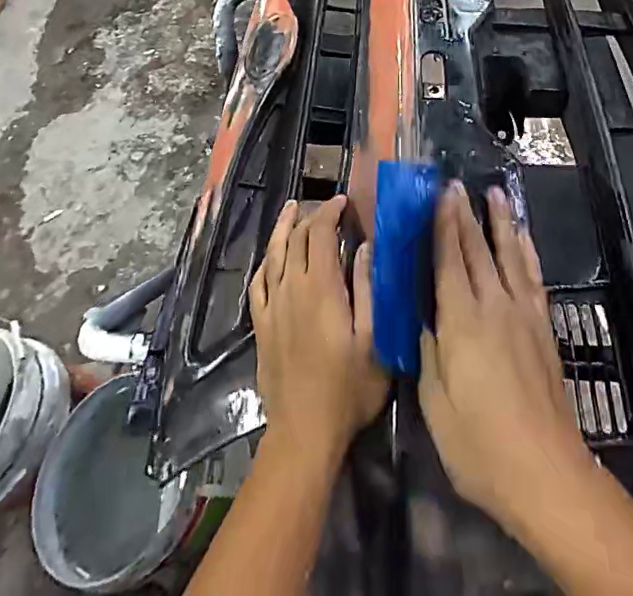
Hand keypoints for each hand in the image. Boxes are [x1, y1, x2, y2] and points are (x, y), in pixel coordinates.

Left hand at [249, 196, 388, 464]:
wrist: (304, 431)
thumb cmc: (349, 388)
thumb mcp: (374, 338)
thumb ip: (369, 289)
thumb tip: (366, 248)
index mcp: (321, 288)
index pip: (320, 234)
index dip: (331, 212)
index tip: (344, 202)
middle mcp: (291, 290)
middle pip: (296, 239)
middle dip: (311, 216)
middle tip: (328, 207)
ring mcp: (272, 308)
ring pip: (273, 255)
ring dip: (283, 229)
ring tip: (291, 209)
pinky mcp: (261, 326)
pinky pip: (258, 283)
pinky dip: (266, 262)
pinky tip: (271, 258)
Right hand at [419, 184, 591, 529]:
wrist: (544, 469)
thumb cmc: (478, 444)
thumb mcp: (435, 402)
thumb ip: (428, 353)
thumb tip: (425, 319)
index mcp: (461, 322)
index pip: (449, 261)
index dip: (443, 226)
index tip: (440, 195)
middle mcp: (495, 307)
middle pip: (477, 251)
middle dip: (465, 216)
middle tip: (456, 186)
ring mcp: (524, 315)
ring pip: (509, 256)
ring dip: (500, 224)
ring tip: (495, 195)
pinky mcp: (543, 328)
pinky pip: (533, 277)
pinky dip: (526, 252)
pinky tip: (523, 240)